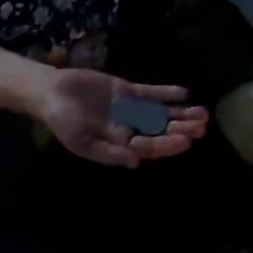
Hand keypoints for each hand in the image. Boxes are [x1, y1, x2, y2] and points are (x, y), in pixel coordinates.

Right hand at [33, 69, 207, 167]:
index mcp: (119, 143)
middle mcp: (129, 127)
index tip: (185, 141)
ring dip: (180, 113)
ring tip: (202, 113)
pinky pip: (151, 93)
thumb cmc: (62, 121)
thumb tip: (136, 162)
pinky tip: (184, 93)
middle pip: (161, 130)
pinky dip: (166, 93)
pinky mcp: (127, 90)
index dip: (167, 145)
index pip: (149, 146)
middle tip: (202, 127)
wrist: (51, 93)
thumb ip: (108, 152)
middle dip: (181, 129)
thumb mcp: (81, 142)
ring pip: (160, 112)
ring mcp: (130, 108)